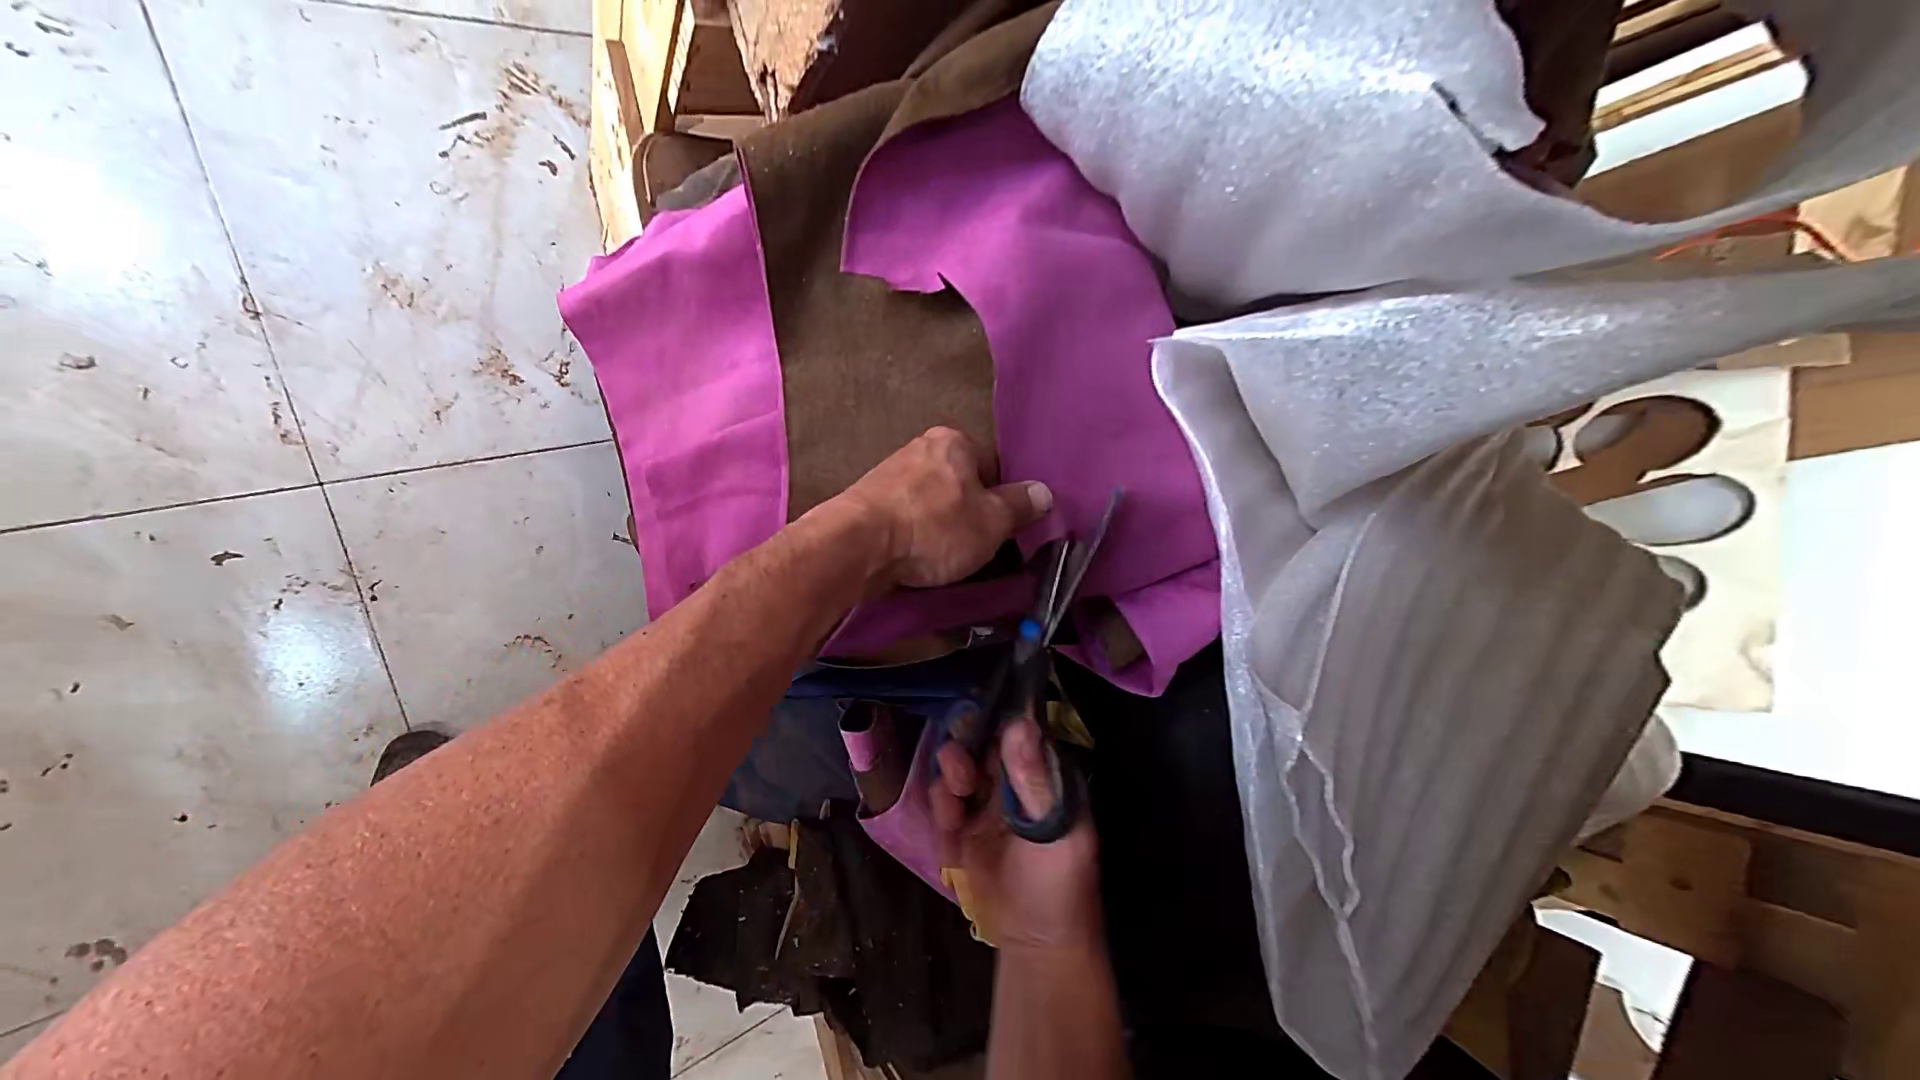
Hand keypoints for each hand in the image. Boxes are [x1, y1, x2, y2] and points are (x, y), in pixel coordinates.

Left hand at [833, 427, 1052, 589]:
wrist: (858, 546)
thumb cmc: (934, 527)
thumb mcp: (991, 521)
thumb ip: (1020, 506)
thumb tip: (1043, 492)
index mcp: (953, 441)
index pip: (993, 464)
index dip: (1005, 498)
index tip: (1005, 528)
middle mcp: (919, 448)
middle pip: (961, 483)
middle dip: (971, 513)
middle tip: (979, 546)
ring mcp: (889, 474)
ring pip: (933, 502)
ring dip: (942, 527)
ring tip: (947, 558)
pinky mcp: (868, 503)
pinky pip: (907, 518)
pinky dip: (916, 535)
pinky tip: (917, 557)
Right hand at [931, 717, 1103, 951]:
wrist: (1035, 944)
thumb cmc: (1060, 885)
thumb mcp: (1055, 832)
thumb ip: (1034, 780)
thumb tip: (1021, 724)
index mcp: (1046, 777)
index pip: (1020, 733)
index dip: (998, 721)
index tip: (976, 712)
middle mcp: (1013, 783)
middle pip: (983, 744)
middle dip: (968, 745)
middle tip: (959, 761)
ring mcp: (985, 804)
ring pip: (960, 767)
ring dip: (952, 772)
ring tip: (956, 792)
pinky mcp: (960, 827)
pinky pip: (944, 800)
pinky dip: (942, 803)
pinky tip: (951, 820)